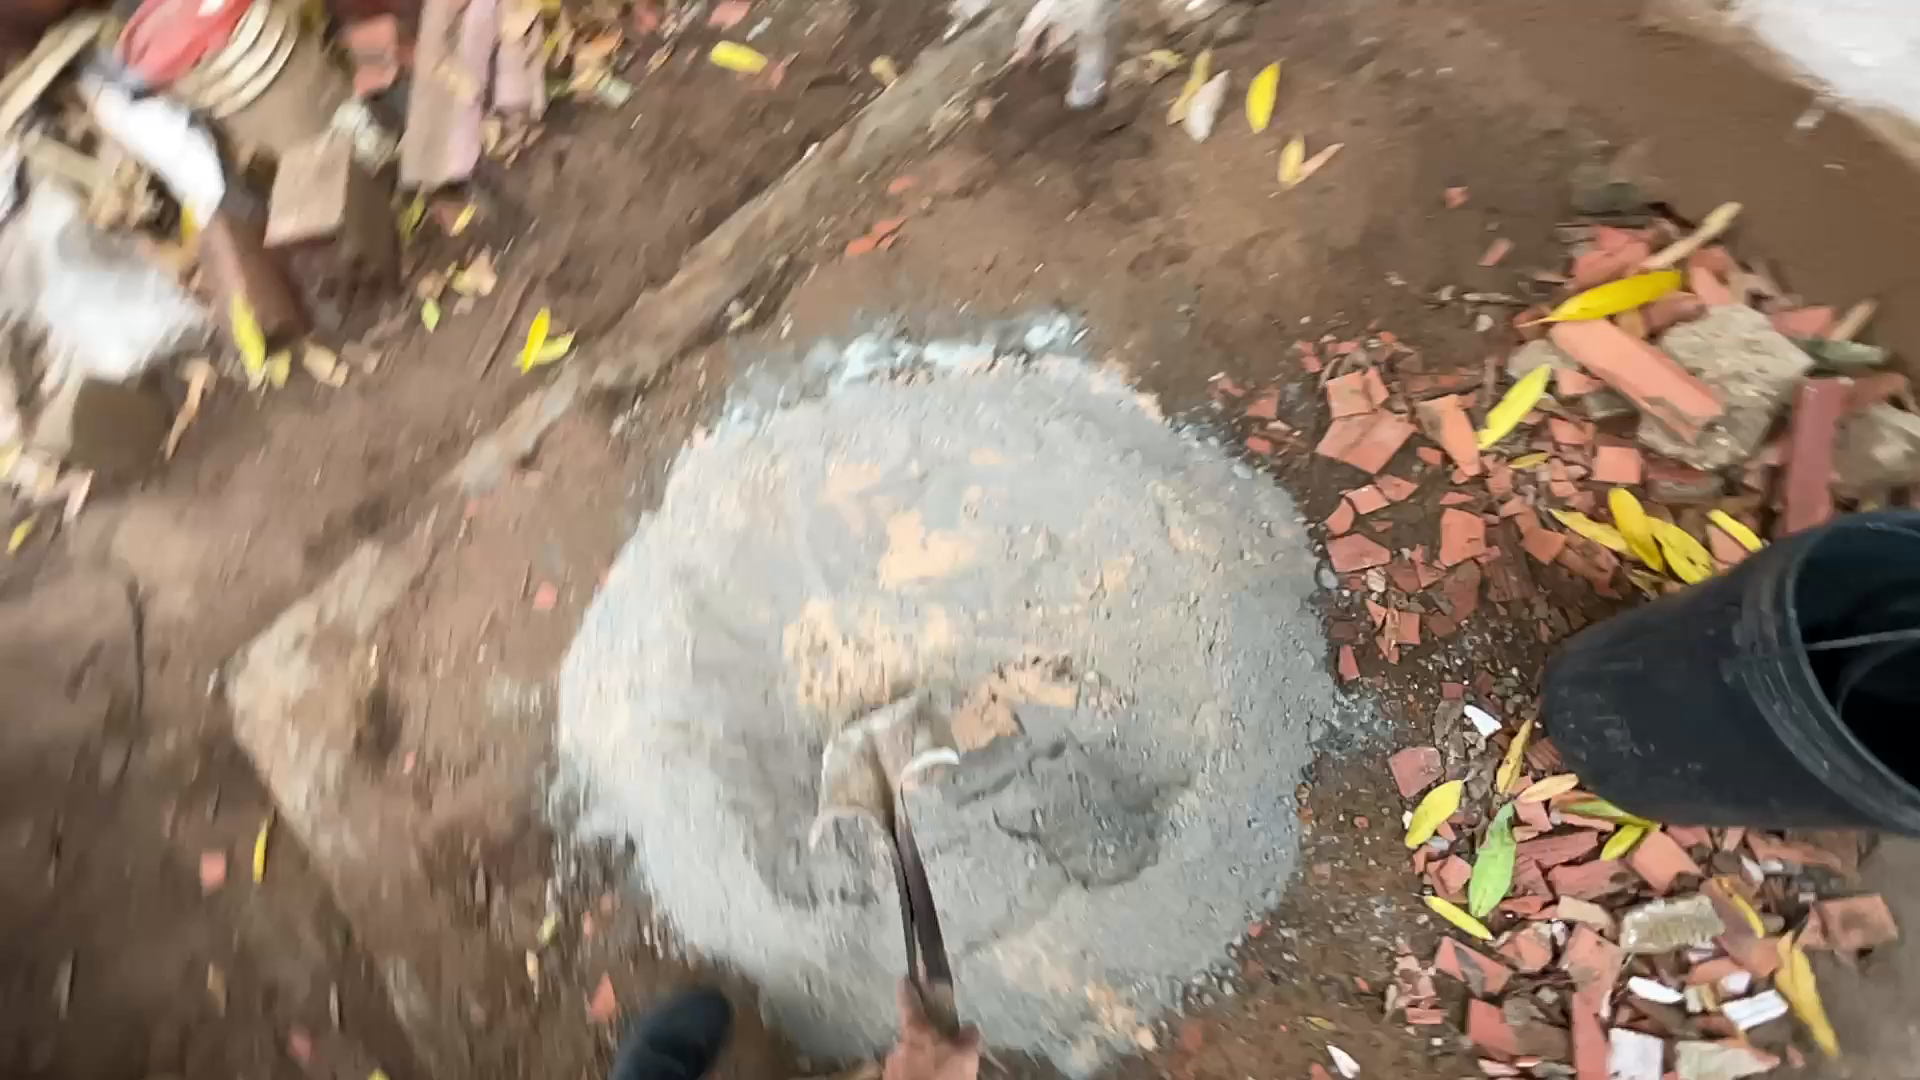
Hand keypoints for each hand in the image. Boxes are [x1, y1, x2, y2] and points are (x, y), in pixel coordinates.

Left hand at [883, 981, 980, 1079]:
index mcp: (915, 1031)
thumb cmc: (944, 1079)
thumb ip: (967, 1038)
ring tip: (936, 1071)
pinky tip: (929, 1079)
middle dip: (923, 1038)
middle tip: (938, 1046)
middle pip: (910, 1034)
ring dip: (918, 1060)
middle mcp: (897, 1045)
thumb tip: (969, 1028)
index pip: (907, 1000)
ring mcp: (890, 1068)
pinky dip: (914, 1076)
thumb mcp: (965, 1058)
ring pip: (907, 1057)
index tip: (905, 977)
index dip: (907, 988)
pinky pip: (903, 1075)